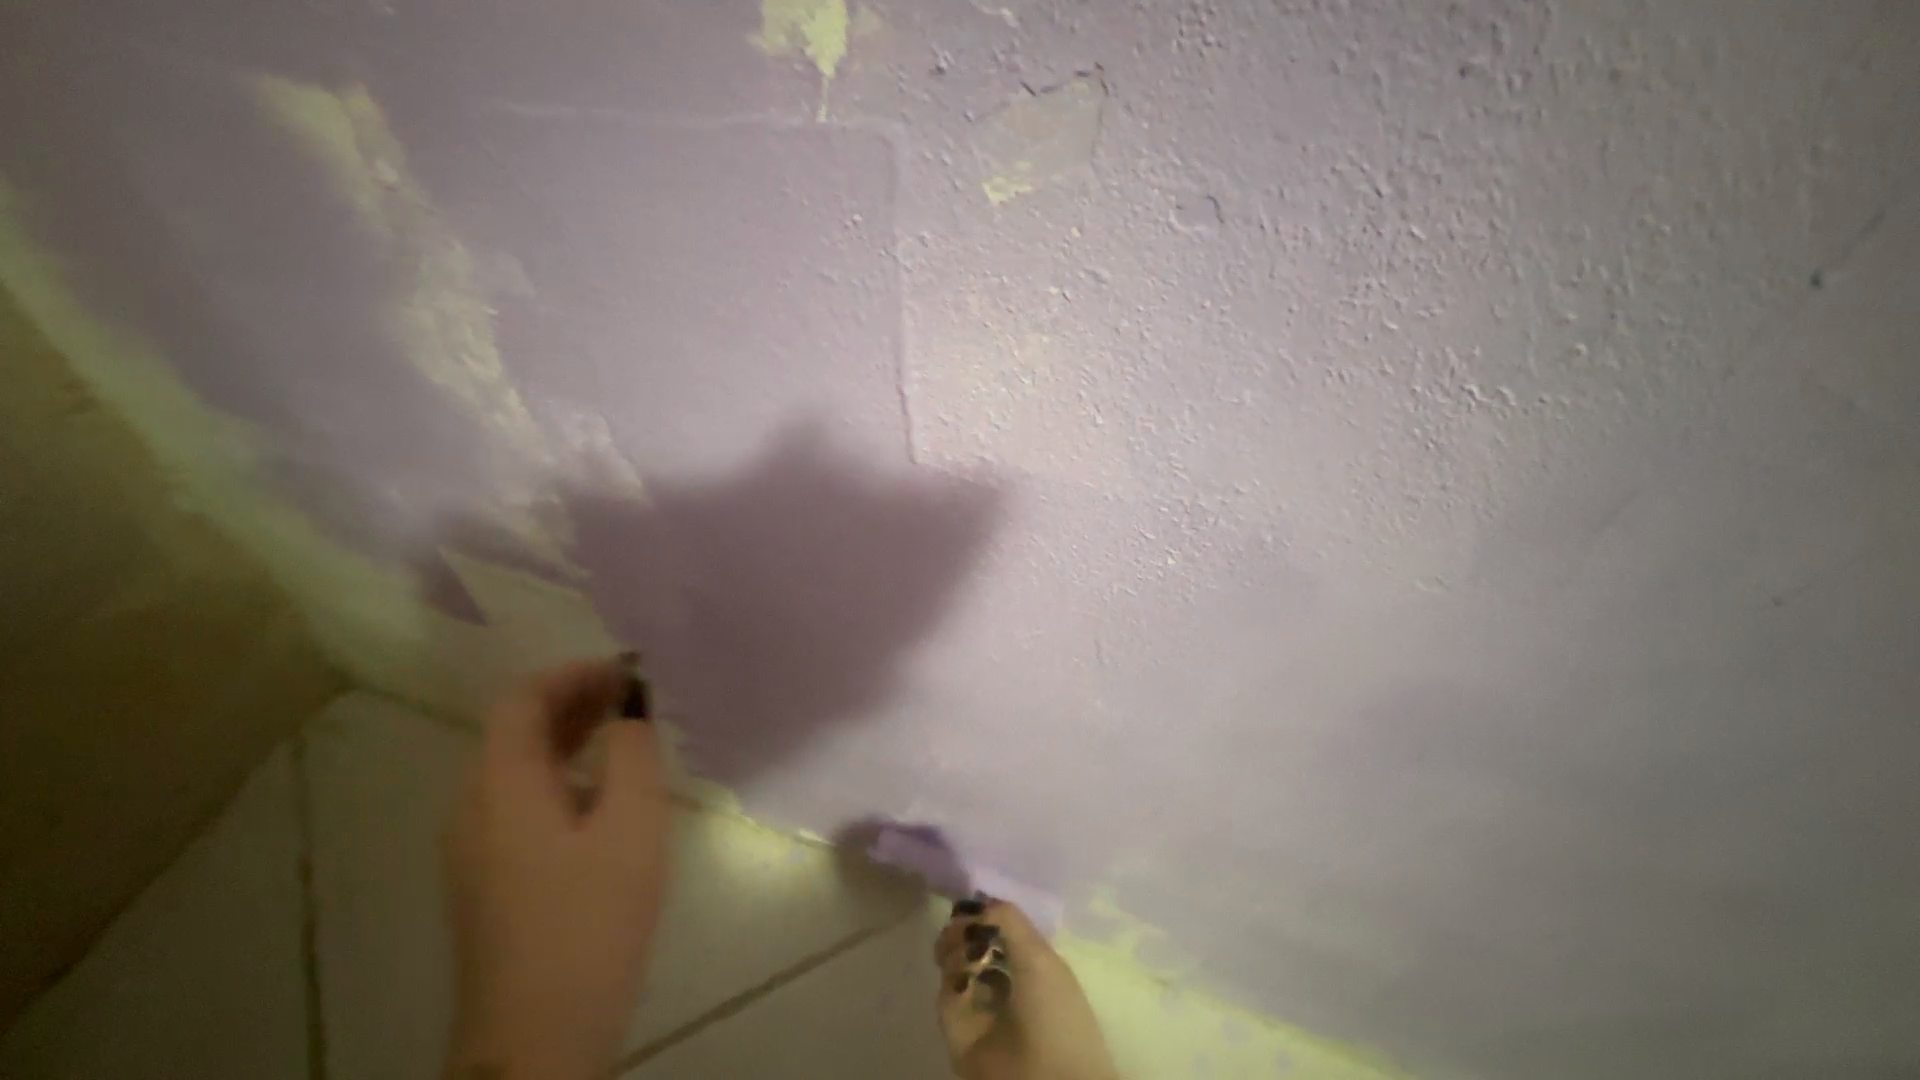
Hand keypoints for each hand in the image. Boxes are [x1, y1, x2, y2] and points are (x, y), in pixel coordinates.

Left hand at [441, 657, 672, 1079]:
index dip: (573, 673)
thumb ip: (633, 754)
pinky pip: (518, 802)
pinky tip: (603, 799)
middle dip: (574, 701)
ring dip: (568, 739)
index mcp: (500, 785)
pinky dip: (560, 776)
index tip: (627, 672)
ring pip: (517, 767)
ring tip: (626, 738)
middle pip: (515, 730)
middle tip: (634, 698)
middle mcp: (472, 807)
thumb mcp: (631, 826)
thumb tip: (631, 703)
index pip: (521, 699)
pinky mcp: (486, 880)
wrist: (536, 1038)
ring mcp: (472, 848)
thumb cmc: (590, 921)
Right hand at [936, 899, 1119, 1079]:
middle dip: (964, 926)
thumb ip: (1008, 919)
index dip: (984, 912)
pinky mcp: (956, 1027)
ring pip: (955, 961)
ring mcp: (979, 1004)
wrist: (1046, 1079)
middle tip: (962, 923)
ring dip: (955, 947)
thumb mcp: (1039, 955)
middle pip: (972, 941)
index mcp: (1032, 963)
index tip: (973, 902)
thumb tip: (978, 901)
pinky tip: (964, 973)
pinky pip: (946, 991)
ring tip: (965, 949)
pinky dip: (951, 975)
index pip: (999, 928)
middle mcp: (1004, 980)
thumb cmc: (1053, 1011)